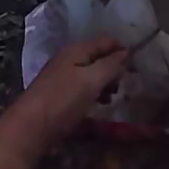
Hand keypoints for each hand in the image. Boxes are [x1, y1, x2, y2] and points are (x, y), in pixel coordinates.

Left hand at [6, 36, 128, 152]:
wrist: (30, 127)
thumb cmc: (63, 101)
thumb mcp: (91, 81)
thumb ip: (110, 65)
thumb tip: (126, 52)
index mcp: (76, 50)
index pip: (106, 41)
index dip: (123, 50)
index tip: (137, 66)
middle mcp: (69, 58)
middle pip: (99, 56)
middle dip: (114, 68)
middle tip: (123, 85)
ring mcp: (63, 76)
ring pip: (92, 73)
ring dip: (105, 83)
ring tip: (112, 97)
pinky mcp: (60, 93)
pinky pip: (84, 87)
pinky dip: (95, 93)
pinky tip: (99, 104)